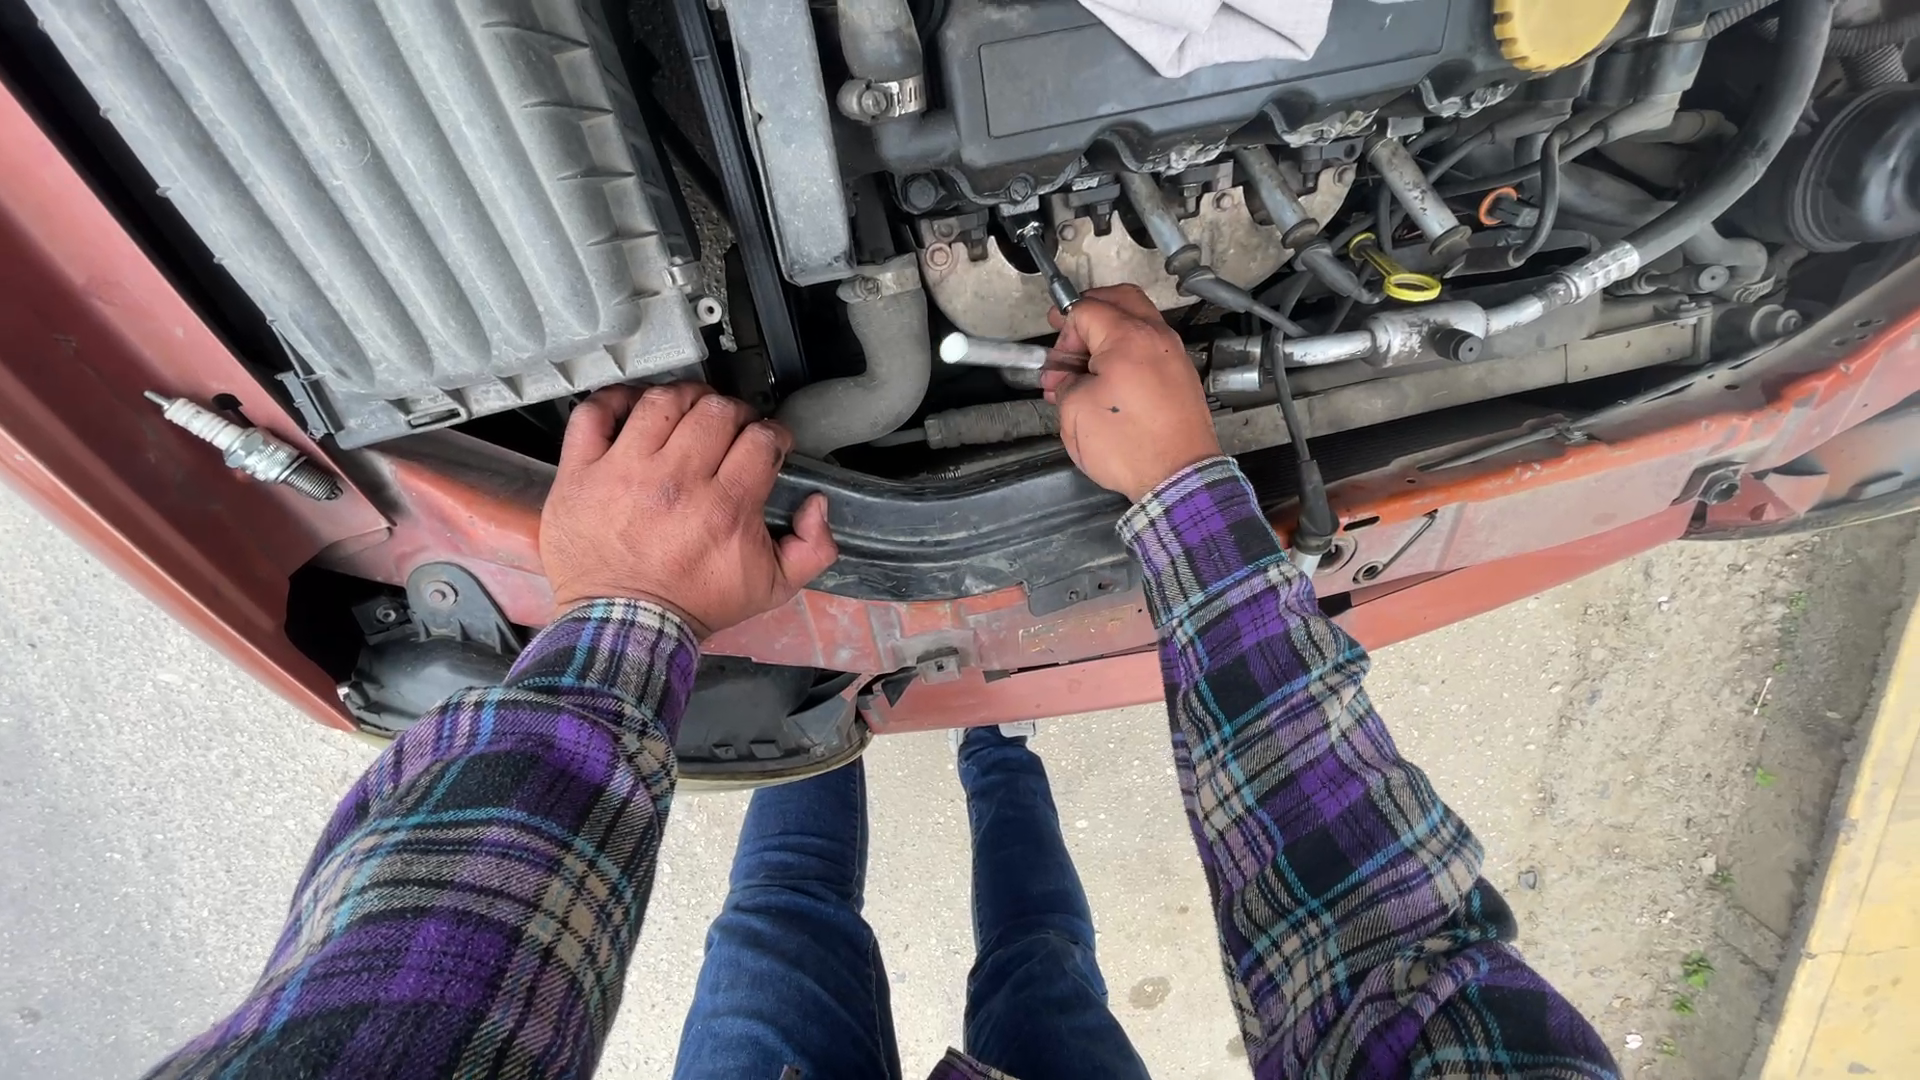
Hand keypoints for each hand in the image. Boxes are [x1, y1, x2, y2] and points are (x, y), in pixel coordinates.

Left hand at [540, 382, 837, 636]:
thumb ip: (813, 548)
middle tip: (733, 429)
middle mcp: (676, 480)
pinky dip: (615, 400)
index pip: (760, 438)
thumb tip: (818, 505)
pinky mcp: (582, 473)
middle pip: (716, 411)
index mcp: (726, 506)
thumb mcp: (773, 589)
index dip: (772, 434)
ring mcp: (624, 471)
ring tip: (690, 414)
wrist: (625, 627)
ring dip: (685, 399)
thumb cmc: (696, 604)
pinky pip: (595, 413)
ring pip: (662, 402)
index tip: (768, 444)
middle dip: (735, 413)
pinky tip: (634, 410)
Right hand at [1043, 285, 1221, 500]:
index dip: (1062, 332)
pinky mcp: (1181, 379)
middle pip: (1120, 300)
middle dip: (1089, 313)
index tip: (1053, 353)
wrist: (1177, 478)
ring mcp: (1173, 357)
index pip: (1086, 309)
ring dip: (1106, 336)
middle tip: (1068, 332)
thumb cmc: (1133, 447)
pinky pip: (1149, 351)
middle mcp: (1157, 338)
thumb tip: (1067, 380)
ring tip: (1082, 369)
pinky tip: (1107, 382)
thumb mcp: (1075, 412)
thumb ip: (1066, 384)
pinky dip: (1126, 355)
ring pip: (1137, 324)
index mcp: (1128, 337)